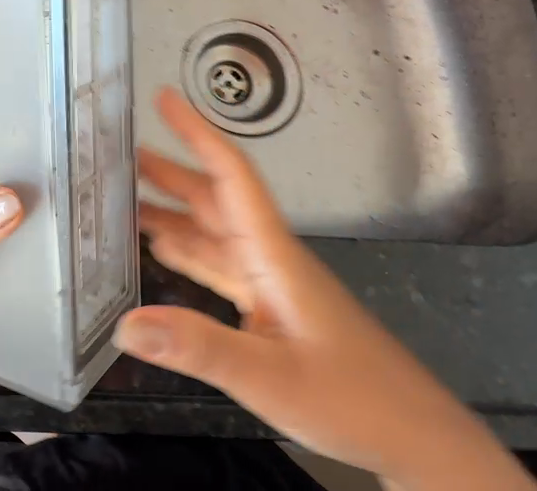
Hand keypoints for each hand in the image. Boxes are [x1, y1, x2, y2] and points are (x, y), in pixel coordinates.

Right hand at [116, 88, 536, 490]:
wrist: (417, 437)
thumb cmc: (354, 399)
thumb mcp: (270, 377)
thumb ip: (198, 347)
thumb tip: (124, 324)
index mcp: (273, 255)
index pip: (232, 176)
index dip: (197, 134)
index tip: (164, 99)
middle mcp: (270, 258)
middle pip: (217, 200)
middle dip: (170, 172)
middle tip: (120, 154)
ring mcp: (273, 284)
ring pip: (216, 232)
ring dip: (173, 212)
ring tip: (125, 198)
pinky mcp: (274, 310)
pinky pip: (222, 266)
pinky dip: (189, 251)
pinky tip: (164, 250)